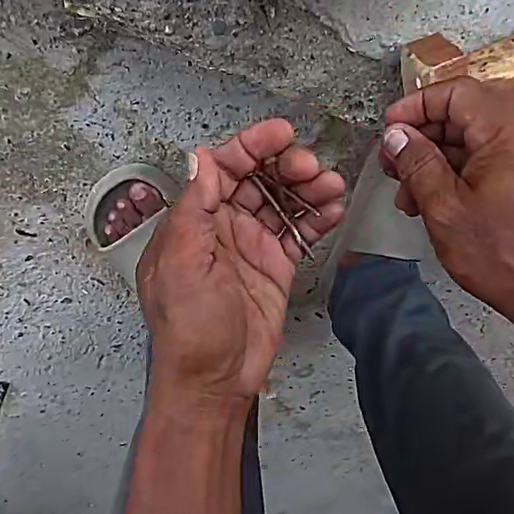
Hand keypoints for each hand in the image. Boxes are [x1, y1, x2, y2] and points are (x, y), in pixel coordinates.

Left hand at [138, 119, 345, 405]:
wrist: (214, 381)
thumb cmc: (187, 330)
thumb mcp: (180, 262)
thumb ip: (193, 207)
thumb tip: (200, 158)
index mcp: (193, 222)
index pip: (223, 169)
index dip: (251, 146)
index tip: (280, 133)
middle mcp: (223, 228)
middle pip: (258, 180)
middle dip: (285, 166)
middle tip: (309, 167)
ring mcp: (252, 247)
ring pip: (283, 203)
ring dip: (307, 189)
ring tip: (330, 186)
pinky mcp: (276, 267)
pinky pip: (300, 233)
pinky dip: (317, 218)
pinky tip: (333, 209)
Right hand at [380, 79, 513, 337]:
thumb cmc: (504, 256)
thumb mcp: (446, 208)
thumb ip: (417, 164)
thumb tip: (396, 135)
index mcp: (508, 134)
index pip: (457, 92)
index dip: (417, 105)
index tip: (390, 128)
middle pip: (463, 114)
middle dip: (421, 136)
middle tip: (391, 162)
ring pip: (470, 142)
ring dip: (433, 161)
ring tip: (406, 194)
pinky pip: (484, 163)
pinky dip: (454, 175)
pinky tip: (430, 203)